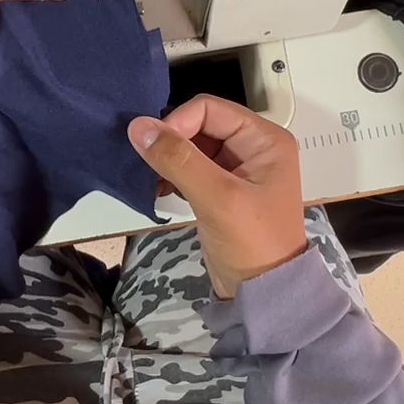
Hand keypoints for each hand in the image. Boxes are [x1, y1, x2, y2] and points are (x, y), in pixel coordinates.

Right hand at [128, 95, 309, 298]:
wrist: (264, 295)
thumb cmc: (252, 244)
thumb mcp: (216, 198)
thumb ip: (178, 160)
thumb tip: (138, 126)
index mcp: (265, 139)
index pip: (209, 109)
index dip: (178, 122)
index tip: (154, 148)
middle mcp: (254, 147)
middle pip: (200, 124)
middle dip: (172, 141)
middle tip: (148, 165)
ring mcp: (238, 169)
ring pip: (192, 146)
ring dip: (169, 159)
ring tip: (152, 180)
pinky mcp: (222, 189)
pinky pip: (191, 167)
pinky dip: (173, 174)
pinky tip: (159, 191)